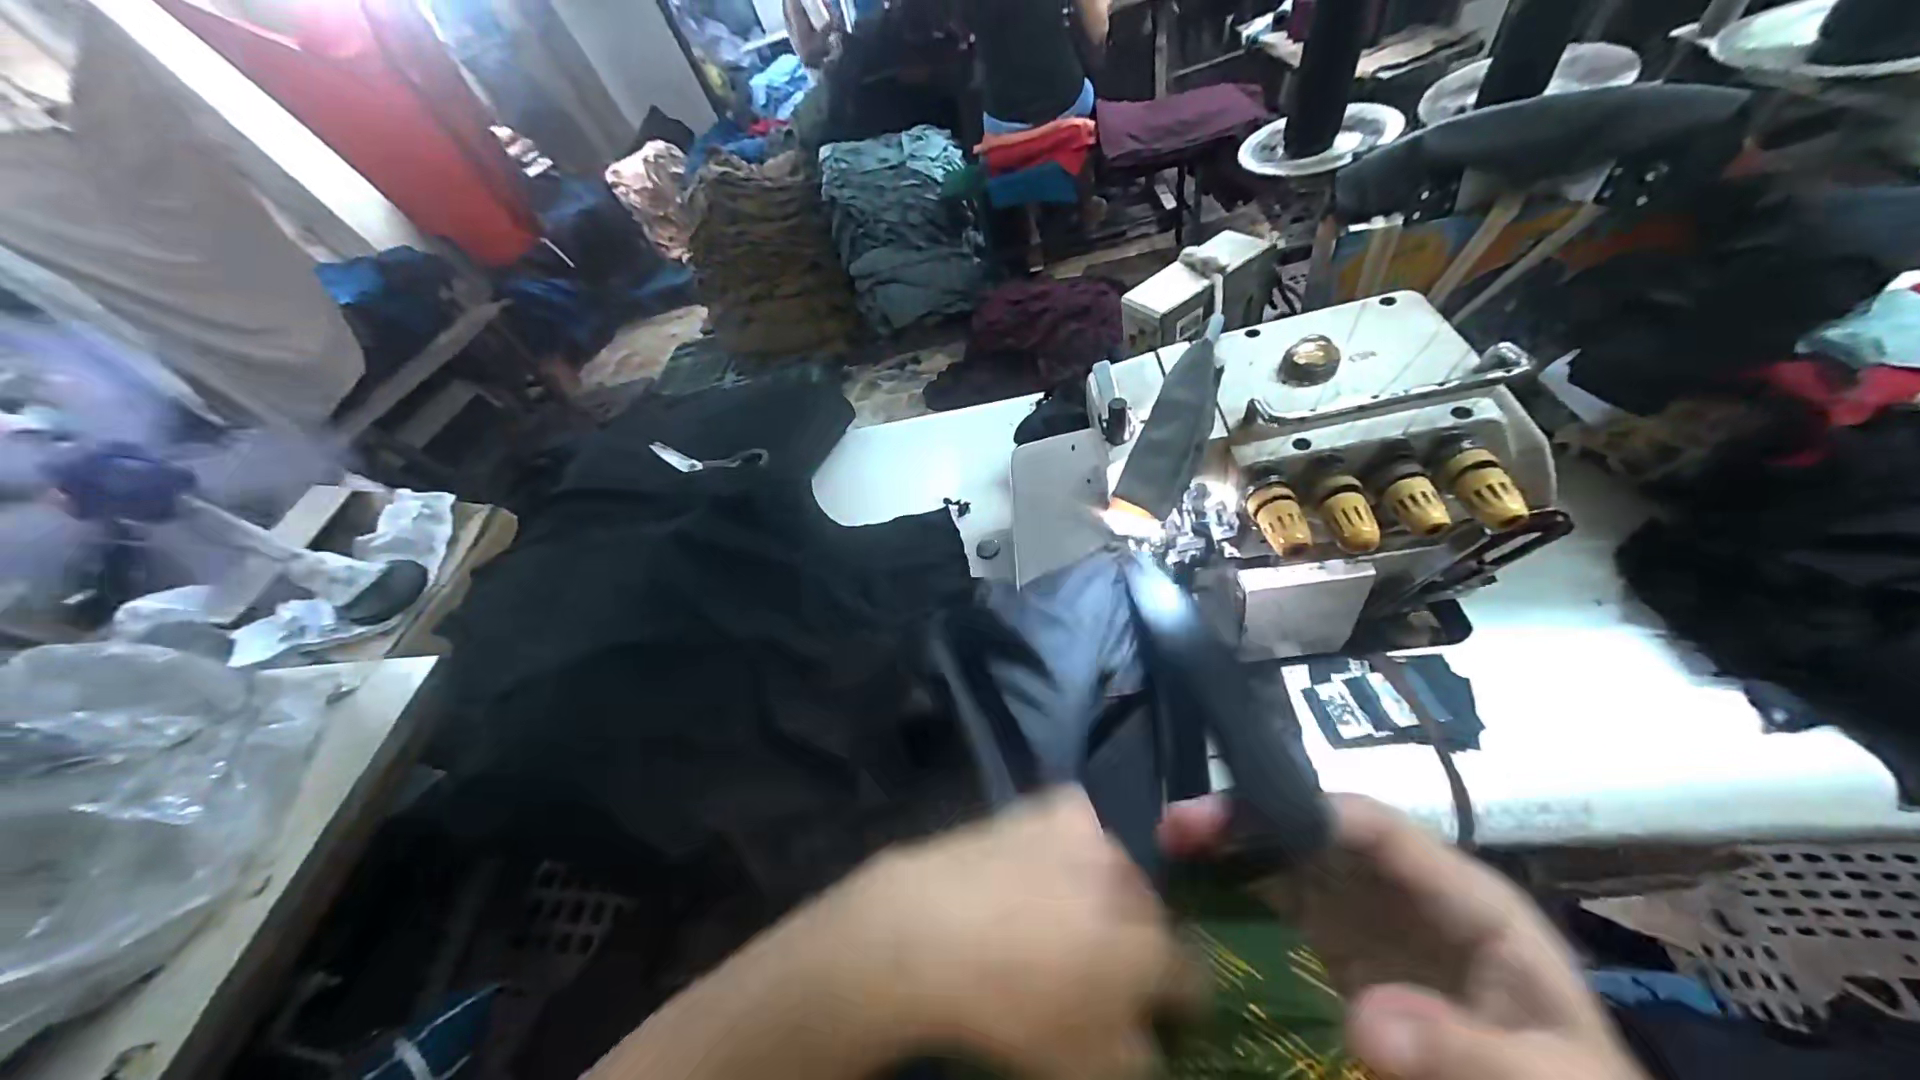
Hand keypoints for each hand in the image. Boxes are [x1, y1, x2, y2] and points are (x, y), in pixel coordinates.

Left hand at [820, 786, 1201, 1079]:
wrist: (930, 931)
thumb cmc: (1008, 1009)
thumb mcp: (1087, 1067)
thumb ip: (1139, 1052)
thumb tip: (1147, 1032)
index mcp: (1148, 949)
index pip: (1191, 974)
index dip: (1177, 996)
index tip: (1156, 1005)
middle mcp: (1129, 883)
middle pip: (1151, 914)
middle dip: (1135, 937)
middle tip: (1098, 959)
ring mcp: (1087, 837)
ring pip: (1114, 867)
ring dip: (1102, 888)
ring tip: (1062, 910)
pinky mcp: (1046, 807)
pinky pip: (1075, 823)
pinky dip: (1068, 841)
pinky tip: (1039, 862)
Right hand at [1160, 794, 1647, 1079]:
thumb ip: (1469, 1052)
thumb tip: (1363, 1018)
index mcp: (1460, 895)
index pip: (1375, 830)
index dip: (1301, 811)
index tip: (1232, 818)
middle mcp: (1404, 892)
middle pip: (1315, 834)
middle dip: (1244, 820)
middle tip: (1175, 827)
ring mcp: (1369, 922)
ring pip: (1288, 862)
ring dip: (1229, 849)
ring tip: (1168, 848)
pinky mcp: (1342, 954)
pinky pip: (1280, 909)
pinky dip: (1235, 895)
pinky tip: (1194, 896)